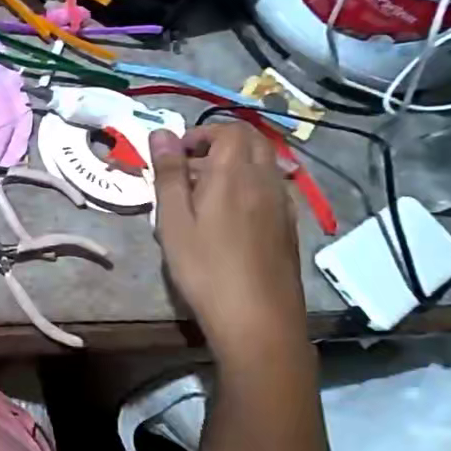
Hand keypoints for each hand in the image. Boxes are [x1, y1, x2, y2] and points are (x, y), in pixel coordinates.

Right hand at [151, 124, 304, 348]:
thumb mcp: (174, 221)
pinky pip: (271, 190)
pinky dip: (250, 188)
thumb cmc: (206, 268)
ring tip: (206, 196)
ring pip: (264, 166)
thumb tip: (162, 132)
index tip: (178, 155)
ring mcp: (283, 204)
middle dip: (221, 144)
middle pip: (252, 141)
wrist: (258, 320)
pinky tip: (230, 220)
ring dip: (236, 166)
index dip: (202, 133)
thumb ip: (169, 174)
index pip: (229, 129)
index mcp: (235, 172)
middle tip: (191, 169)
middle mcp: (265, 180)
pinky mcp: (289, 227)